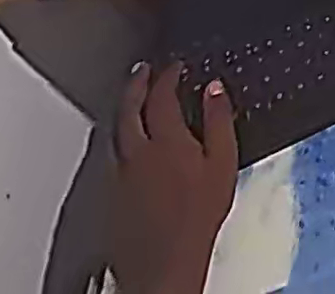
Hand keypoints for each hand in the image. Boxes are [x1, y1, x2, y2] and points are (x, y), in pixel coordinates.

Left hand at [109, 61, 237, 293]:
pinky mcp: (111, 193)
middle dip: (137, 84)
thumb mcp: (223, 161)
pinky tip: (125, 137)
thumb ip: (219, 119)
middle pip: (130, 107)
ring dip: (124, 105)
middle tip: (144, 70)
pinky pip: (111, 152)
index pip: (162, 96)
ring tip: (132, 95)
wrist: (166, 265)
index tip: (174, 67)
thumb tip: (215, 89)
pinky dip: (118, 134)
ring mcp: (121, 173)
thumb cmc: (198, 216)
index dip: (167, 76)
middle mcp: (138, 152)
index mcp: (167, 140)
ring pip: (115, 129)